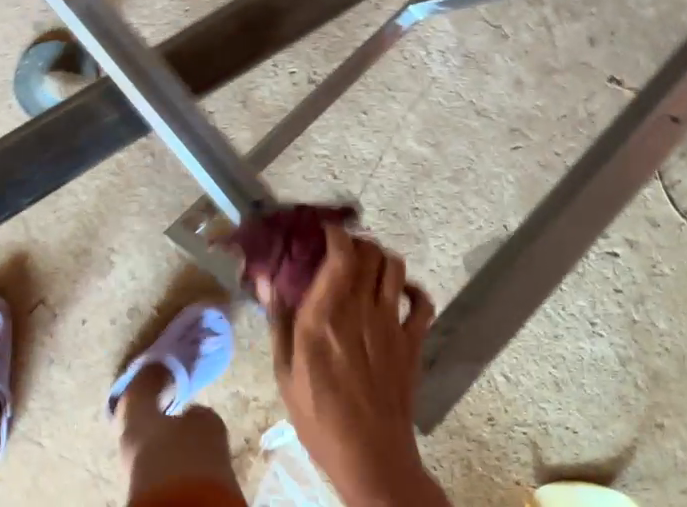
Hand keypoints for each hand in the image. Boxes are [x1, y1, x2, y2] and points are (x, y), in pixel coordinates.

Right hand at [263, 226, 447, 506]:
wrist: (371, 456)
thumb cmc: (319, 416)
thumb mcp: (285, 371)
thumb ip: (278, 320)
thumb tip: (264, 279)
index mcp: (325, 314)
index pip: (340, 253)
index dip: (334, 232)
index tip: (322, 230)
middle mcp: (361, 310)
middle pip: (369, 252)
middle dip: (355, 241)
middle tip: (340, 248)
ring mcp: (391, 325)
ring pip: (395, 268)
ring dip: (380, 258)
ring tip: (365, 265)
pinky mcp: (413, 343)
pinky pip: (422, 302)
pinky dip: (411, 290)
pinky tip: (397, 295)